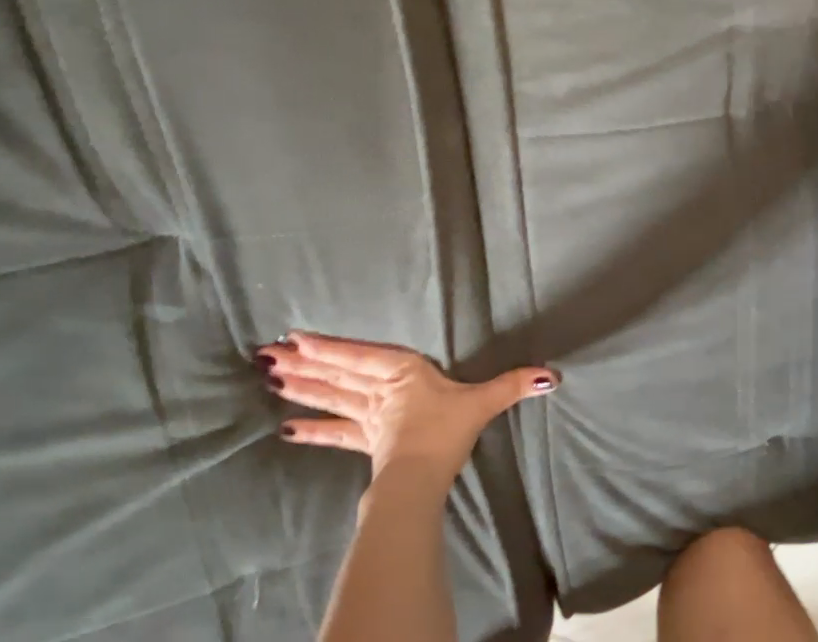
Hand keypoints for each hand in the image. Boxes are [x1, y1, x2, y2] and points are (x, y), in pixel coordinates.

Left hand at [256, 332, 558, 481]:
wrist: (421, 480)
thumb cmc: (447, 432)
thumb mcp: (482, 402)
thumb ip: (513, 385)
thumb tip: (553, 375)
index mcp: (401, 372)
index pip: (359, 355)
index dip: (328, 346)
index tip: (295, 337)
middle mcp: (379, 392)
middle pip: (336, 374)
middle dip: (301, 363)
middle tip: (264, 352)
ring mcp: (368, 419)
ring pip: (329, 398)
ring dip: (300, 387)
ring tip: (268, 376)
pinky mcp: (365, 444)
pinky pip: (335, 435)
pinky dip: (312, 431)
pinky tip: (284, 429)